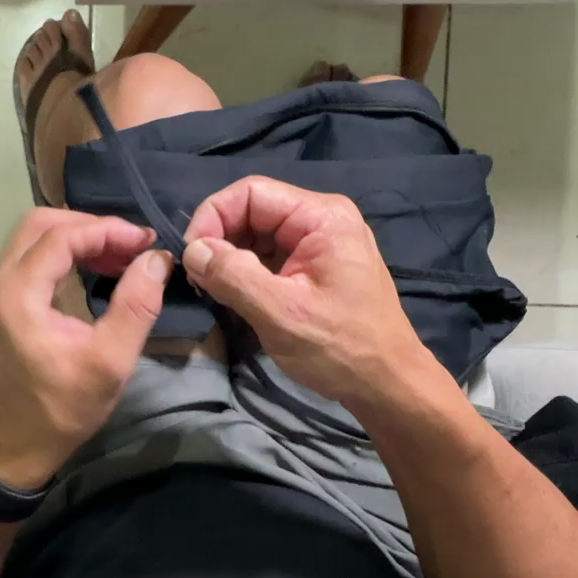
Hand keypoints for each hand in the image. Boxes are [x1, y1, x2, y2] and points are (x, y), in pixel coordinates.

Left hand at [0, 208, 170, 488]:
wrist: (29, 441)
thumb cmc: (68, 406)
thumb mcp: (112, 360)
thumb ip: (136, 305)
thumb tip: (157, 258)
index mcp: (17, 296)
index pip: (61, 237)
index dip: (107, 230)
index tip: (146, 241)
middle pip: (41, 224)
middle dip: (91, 227)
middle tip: (133, 245)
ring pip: (35, 236)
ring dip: (78, 237)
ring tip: (121, 254)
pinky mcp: (1, 298)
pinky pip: (30, 255)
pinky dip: (65, 252)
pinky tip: (97, 266)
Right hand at [182, 176, 439, 406]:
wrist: (385, 384)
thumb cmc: (340, 348)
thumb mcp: (281, 313)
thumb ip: (233, 276)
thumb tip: (192, 251)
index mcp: (322, 217)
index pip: (250, 192)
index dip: (212, 217)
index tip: (191, 258)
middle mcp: (321, 219)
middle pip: (252, 211)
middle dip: (218, 240)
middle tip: (198, 280)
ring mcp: (318, 243)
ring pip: (255, 235)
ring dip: (228, 259)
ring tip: (212, 291)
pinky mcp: (312, 267)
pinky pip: (267, 256)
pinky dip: (243, 272)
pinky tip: (232, 296)